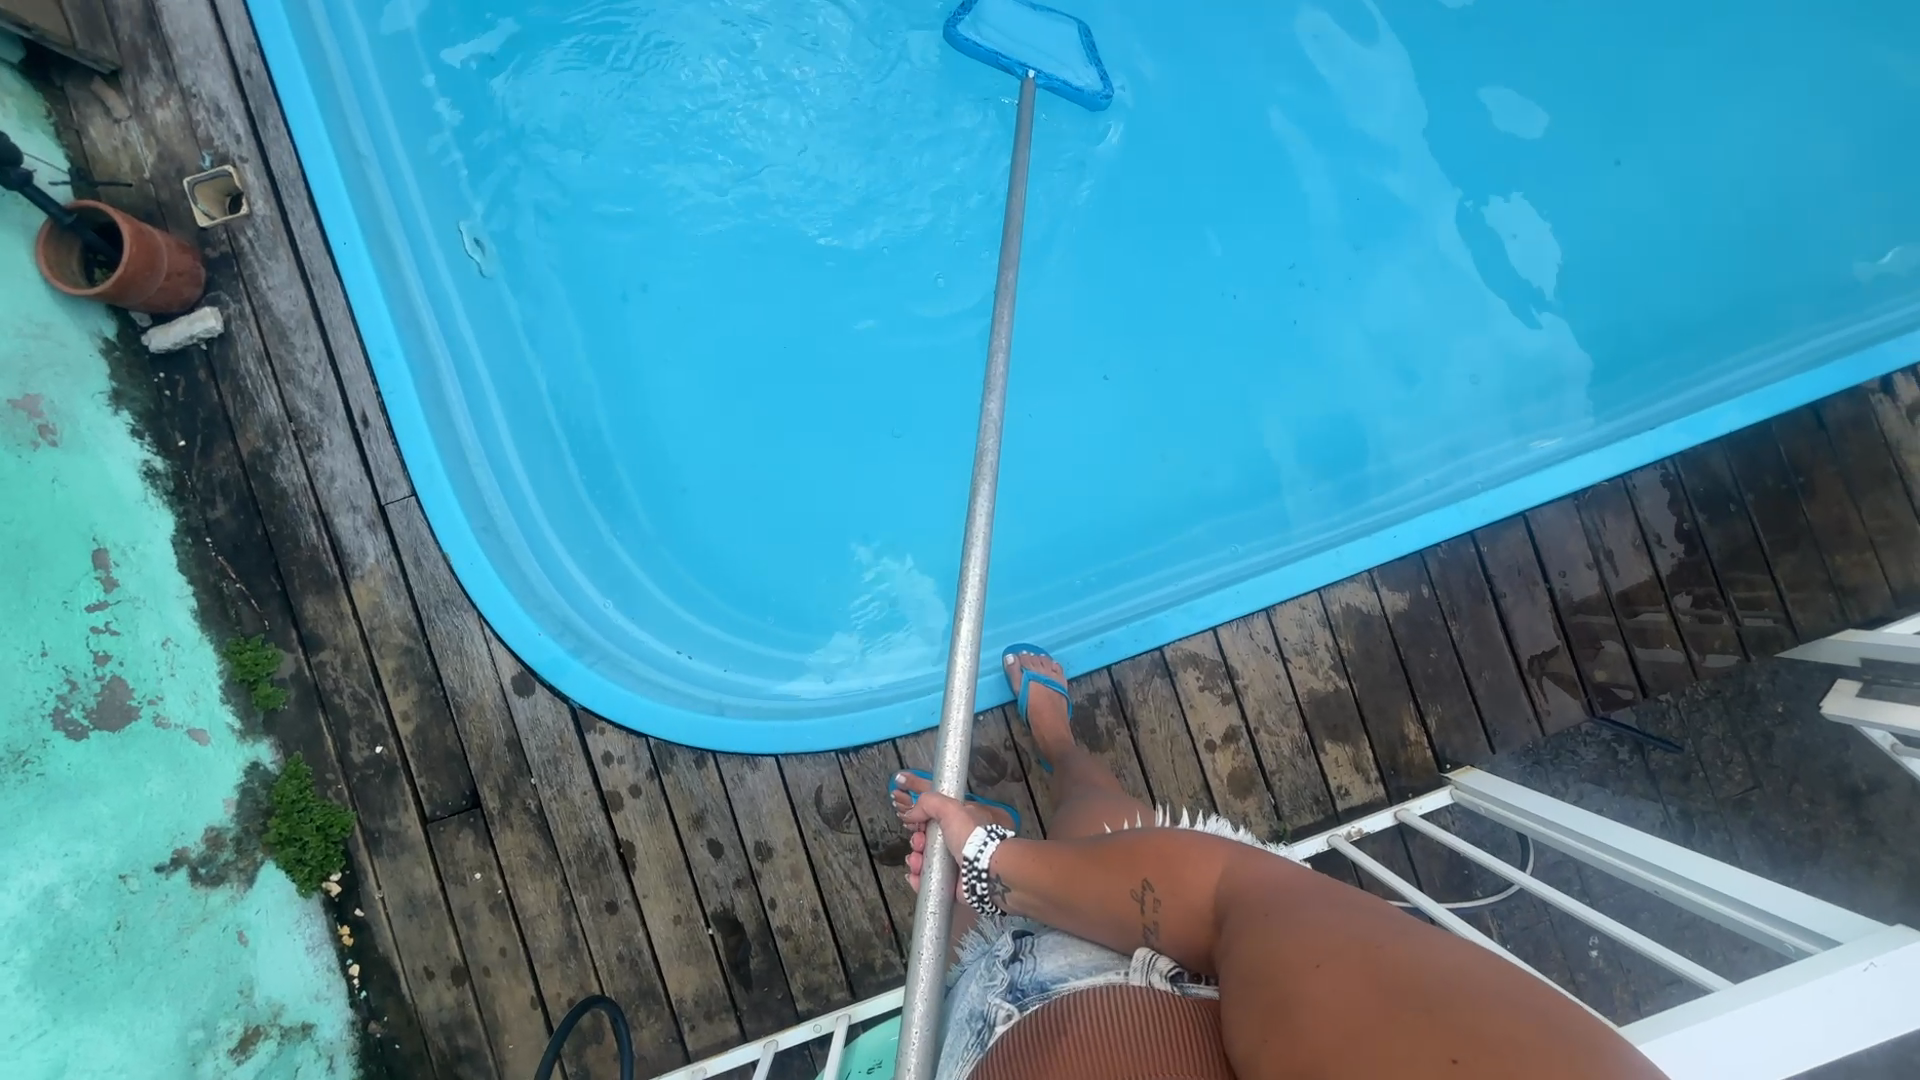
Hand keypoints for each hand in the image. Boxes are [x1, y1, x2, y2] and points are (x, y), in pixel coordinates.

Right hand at [896, 789, 994, 893]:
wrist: (987, 871)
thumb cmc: (975, 837)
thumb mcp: (951, 809)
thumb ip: (929, 802)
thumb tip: (912, 811)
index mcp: (964, 818)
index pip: (939, 812)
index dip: (923, 815)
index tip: (913, 819)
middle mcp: (961, 838)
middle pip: (929, 836)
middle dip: (918, 839)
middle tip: (918, 842)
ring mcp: (956, 860)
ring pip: (926, 858)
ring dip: (916, 859)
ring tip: (916, 861)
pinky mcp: (951, 881)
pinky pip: (929, 877)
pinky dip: (919, 877)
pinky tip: (916, 875)